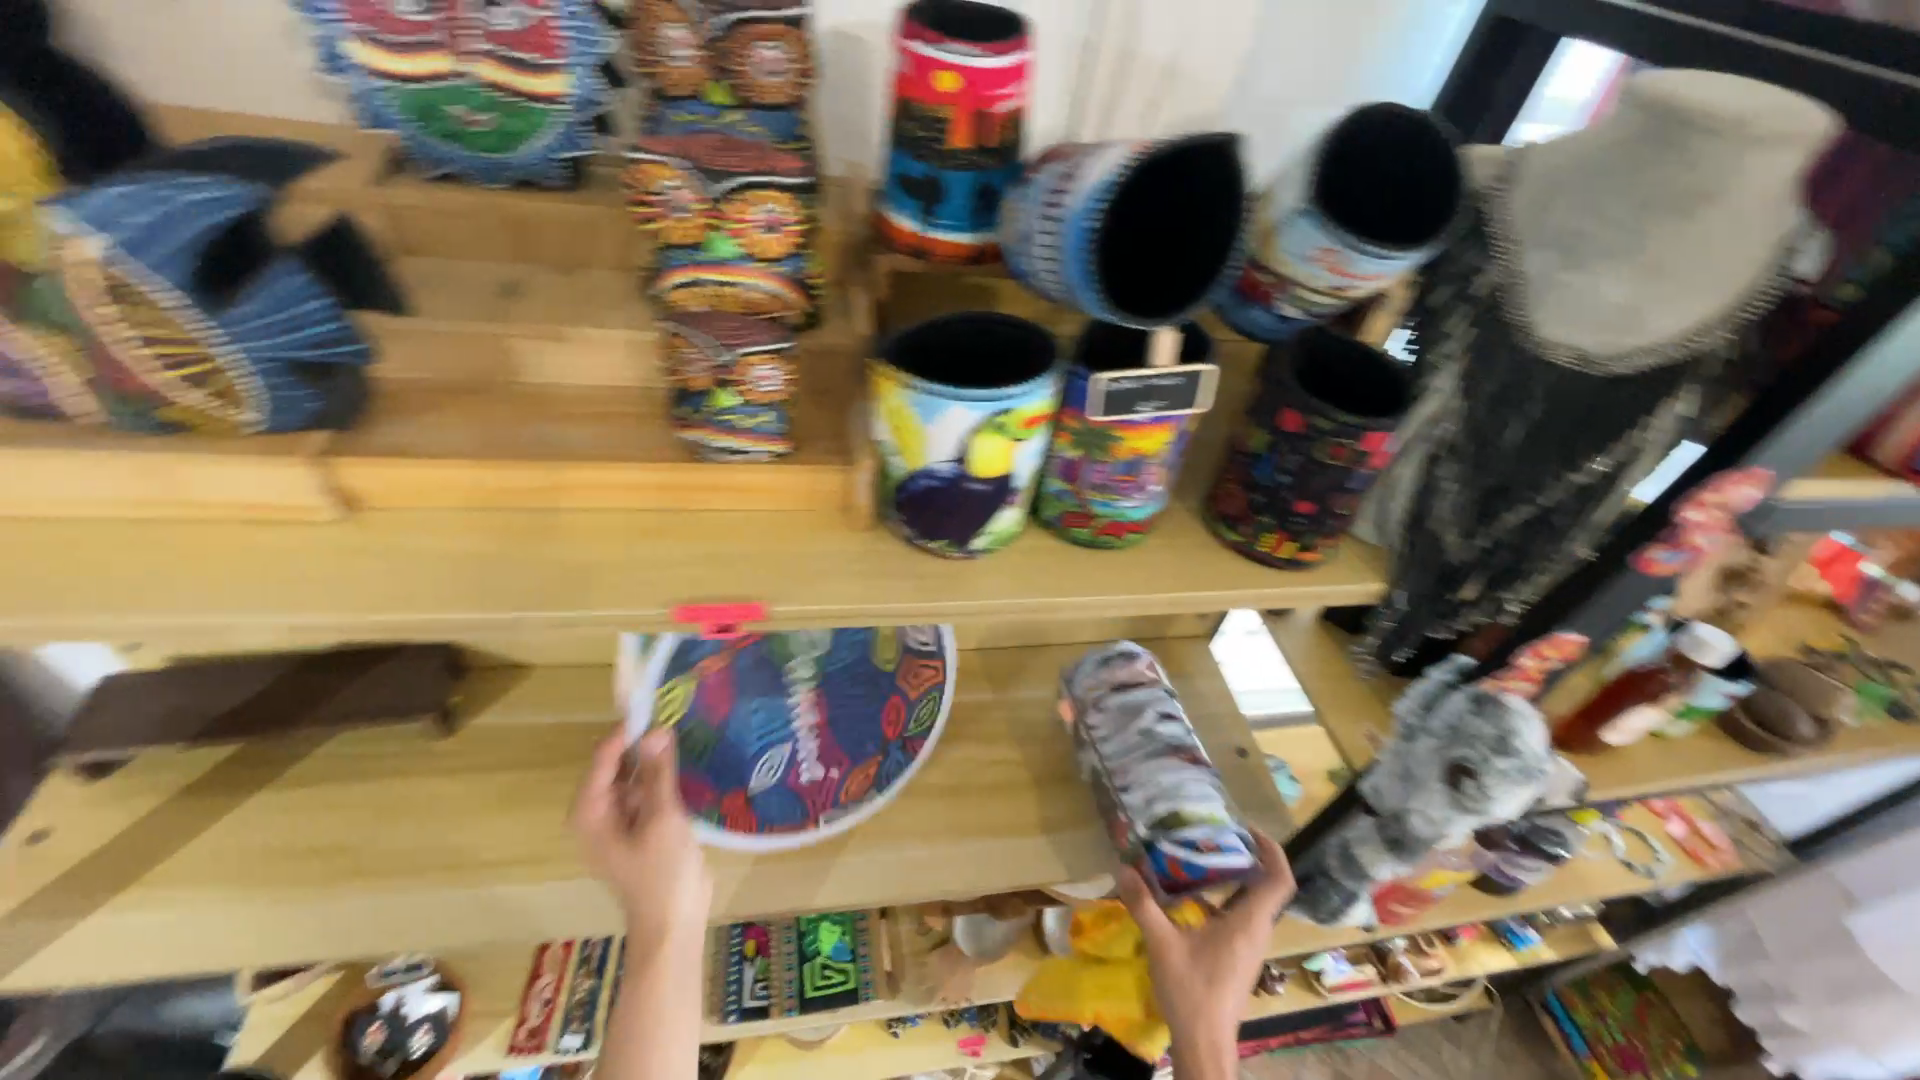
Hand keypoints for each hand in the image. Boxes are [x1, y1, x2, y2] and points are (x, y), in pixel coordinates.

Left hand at [572, 728, 713, 951]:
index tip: (655, 707)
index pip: (604, 759)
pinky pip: (647, 794)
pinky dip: (661, 779)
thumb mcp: (662, 817)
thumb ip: (658, 772)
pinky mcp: (641, 830)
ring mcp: (620, 822)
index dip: (627, 732)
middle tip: (672, 715)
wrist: (673, 923)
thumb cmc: (661, 873)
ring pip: (634, 779)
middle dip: (641, 744)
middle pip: (616, 767)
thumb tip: (657, 730)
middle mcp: (599, 814)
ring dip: (654, 760)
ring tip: (681, 732)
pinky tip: (684, 764)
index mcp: (590, 812)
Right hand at [1117, 829, 1296, 1059]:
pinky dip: (1222, 902)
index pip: (1280, 880)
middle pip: (1265, 887)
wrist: (1204, 1043)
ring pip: (1251, 904)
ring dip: (1232, 881)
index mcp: (1248, 923)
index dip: (1273, 850)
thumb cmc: (1191, 990)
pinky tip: (1190, 902)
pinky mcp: (1238, 960)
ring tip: (1199, 861)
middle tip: (1214, 837)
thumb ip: (1143, 904)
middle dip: (1245, 858)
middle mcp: (1256, 932)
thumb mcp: (1161, 943)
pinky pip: (1239, 920)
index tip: (1248, 830)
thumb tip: (1123, 868)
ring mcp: (1249, 948)